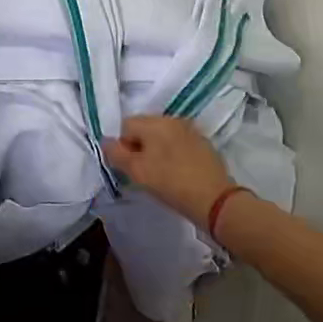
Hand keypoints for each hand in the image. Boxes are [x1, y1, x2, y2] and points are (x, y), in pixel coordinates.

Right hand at [103, 115, 236, 225]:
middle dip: (138, 146)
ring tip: (159, 172)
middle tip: (142, 170)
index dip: (122, 145)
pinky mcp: (204, 144)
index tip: (129, 166)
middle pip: (143, 128)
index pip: (125, 126)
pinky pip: (178, 143)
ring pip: (161, 136)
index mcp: (154, 122)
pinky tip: (176, 171)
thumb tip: (107, 142)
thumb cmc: (170, 182)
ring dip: (155, 149)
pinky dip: (172, 154)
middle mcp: (172, 120)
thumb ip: (115, 152)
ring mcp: (191, 131)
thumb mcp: (135, 170)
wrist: (215, 200)